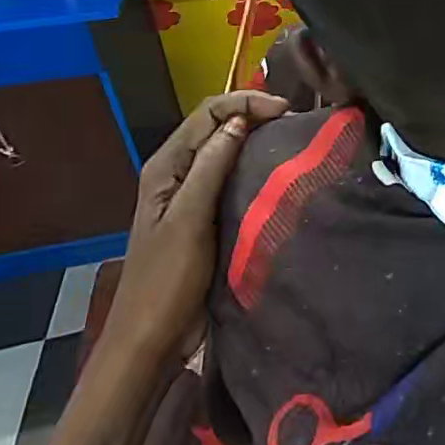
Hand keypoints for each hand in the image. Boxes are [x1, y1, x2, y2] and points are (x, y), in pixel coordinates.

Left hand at [101, 91, 288, 360]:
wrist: (149, 342)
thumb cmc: (166, 281)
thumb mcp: (189, 220)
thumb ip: (211, 166)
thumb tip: (239, 120)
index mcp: (166, 164)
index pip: (208, 113)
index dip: (245, 102)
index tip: (286, 110)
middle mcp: (177, 171)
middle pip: (216, 126)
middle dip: (253, 114)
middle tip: (294, 122)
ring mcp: (190, 193)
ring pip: (225, 150)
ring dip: (255, 139)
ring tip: (291, 139)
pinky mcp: (204, 214)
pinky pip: (230, 177)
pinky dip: (252, 166)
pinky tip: (276, 172)